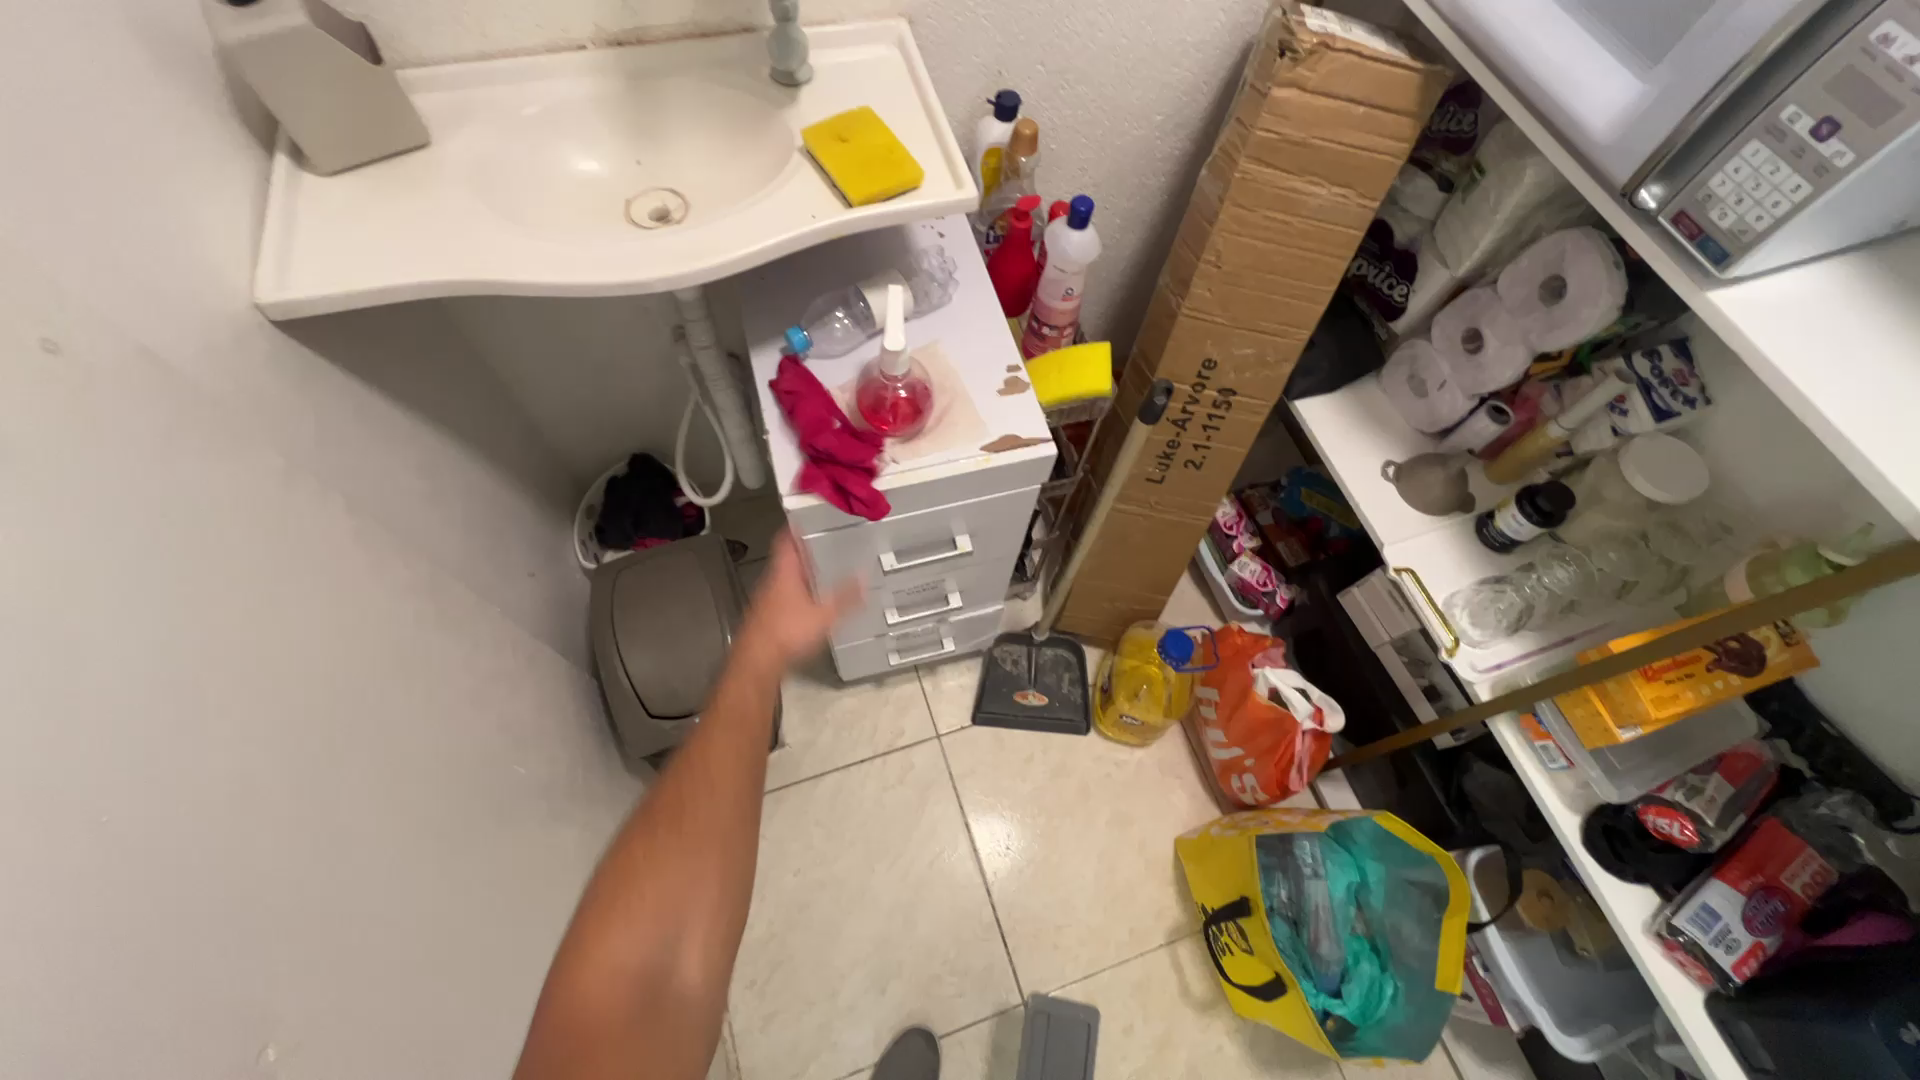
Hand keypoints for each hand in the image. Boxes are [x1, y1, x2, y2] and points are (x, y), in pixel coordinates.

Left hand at [734, 531, 863, 669]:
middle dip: (808, 550)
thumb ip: (845, 597)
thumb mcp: (824, 615)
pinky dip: (800, 590)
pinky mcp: (767, 615)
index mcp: (784, 571)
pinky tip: (814, 599)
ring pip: (787, 576)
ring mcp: (767, 598)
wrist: (756, 662)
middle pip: (789, 557)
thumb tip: (865, 576)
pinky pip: (786, 593)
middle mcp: (772, 579)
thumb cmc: (788, 632)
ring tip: (829, 568)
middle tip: (831, 542)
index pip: (787, 538)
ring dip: (804, 571)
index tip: (814, 516)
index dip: (798, 525)